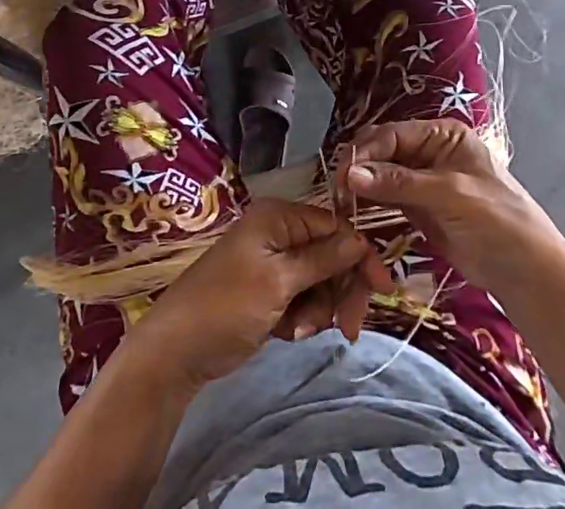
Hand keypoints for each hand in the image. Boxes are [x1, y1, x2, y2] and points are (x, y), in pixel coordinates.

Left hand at [123, 199, 392, 392]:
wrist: (182, 346)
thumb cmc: (227, 305)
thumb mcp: (279, 280)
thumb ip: (323, 260)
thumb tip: (360, 240)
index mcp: (276, 218)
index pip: (335, 227)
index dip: (360, 257)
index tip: (383, 291)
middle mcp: (277, 233)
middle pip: (333, 257)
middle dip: (340, 293)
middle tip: (346, 328)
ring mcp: (273, 263)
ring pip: (322, 284)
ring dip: (319, 311)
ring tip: (297, 330)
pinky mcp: (270, 291)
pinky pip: (304, 301)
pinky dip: (302, 319)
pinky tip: (286, 332)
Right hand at [335, 119, 564, 291]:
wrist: (528, 275)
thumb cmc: (499, 223)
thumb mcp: (450, 195)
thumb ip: (398, 182)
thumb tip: (348, 174)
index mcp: (443, 135)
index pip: (391, 134)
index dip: (365, 152)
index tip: (342, 174)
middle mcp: (428, 151)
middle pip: (380, 151)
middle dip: (358, 167)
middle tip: (338, 191)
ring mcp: (421, 179)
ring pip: (377, 174)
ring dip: (359, 186)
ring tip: (341, 203)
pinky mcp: (415, 206)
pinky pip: (382, 197)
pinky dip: (367, 202)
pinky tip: (352, 211)